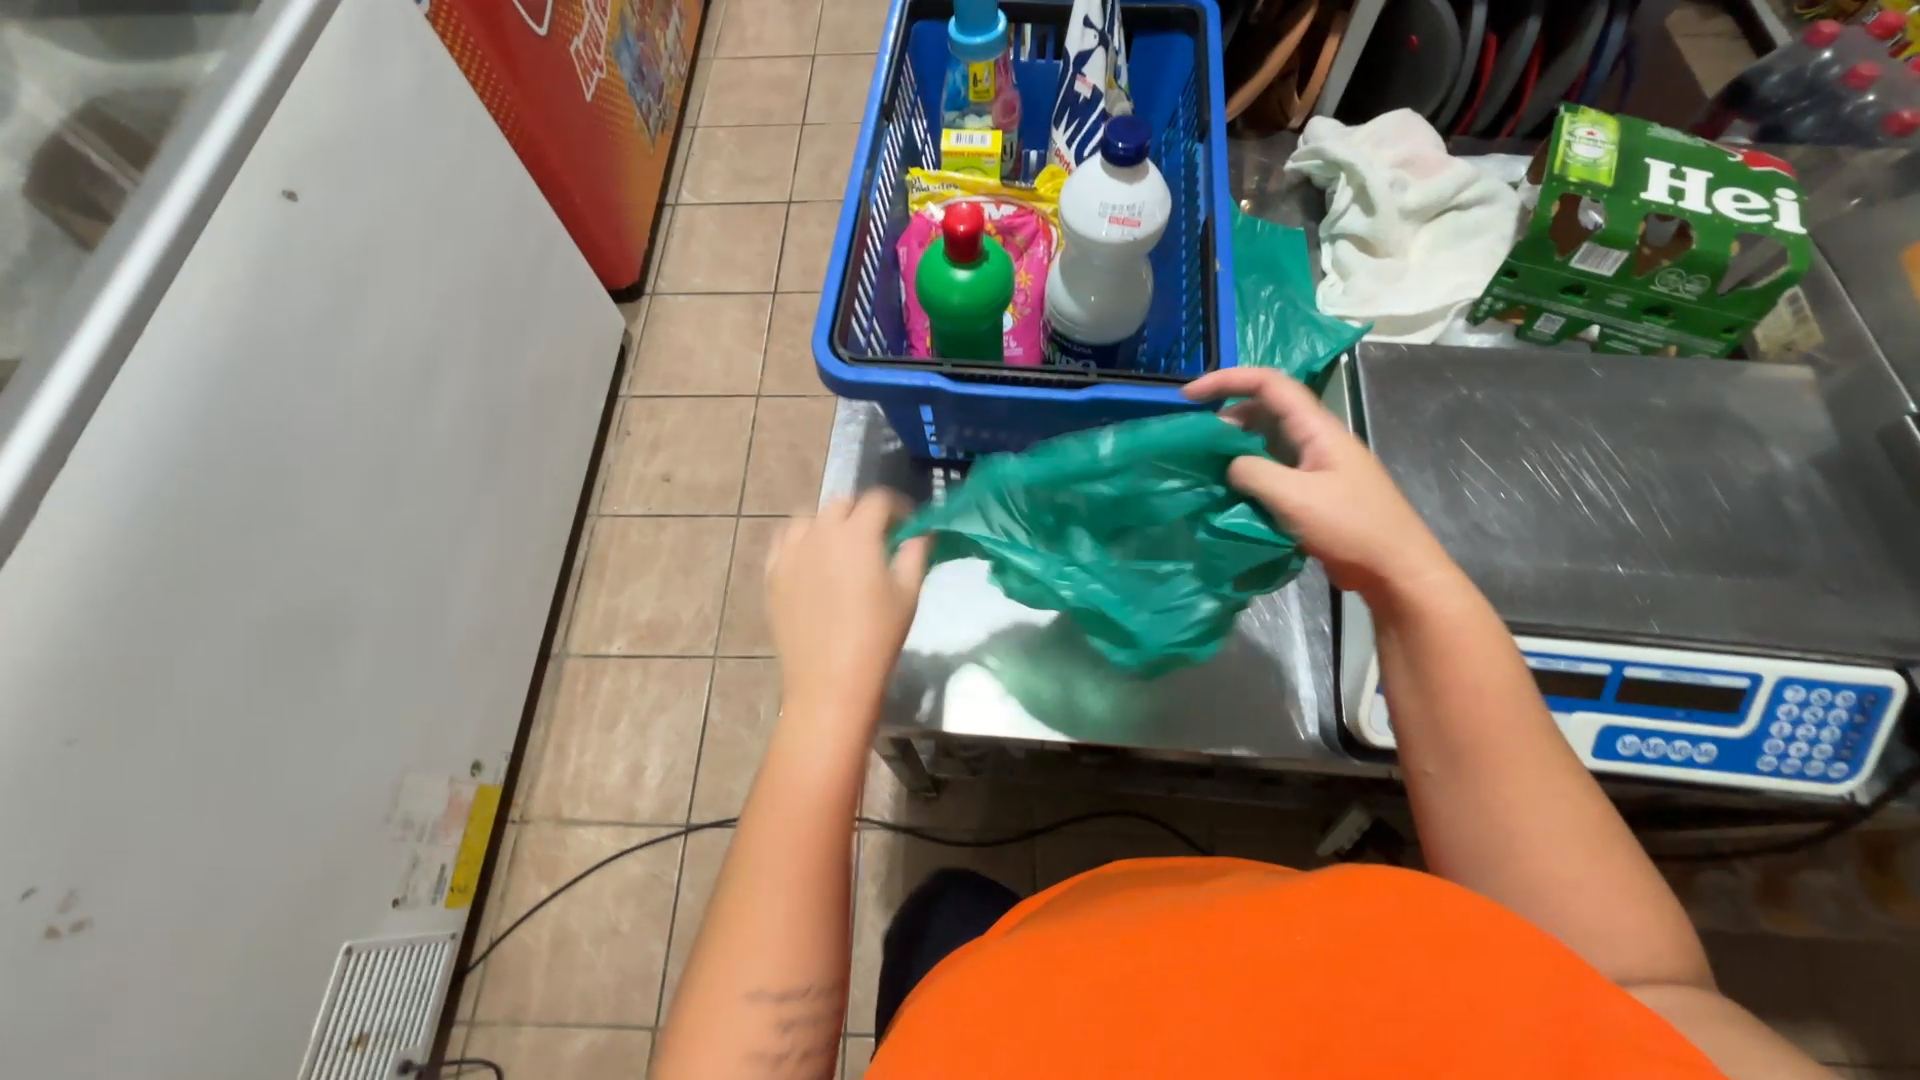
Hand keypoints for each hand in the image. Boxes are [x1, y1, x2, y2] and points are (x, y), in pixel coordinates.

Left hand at [764, 490, 930, 716]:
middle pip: (841, 503)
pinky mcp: (772, 574)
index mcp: (857, 534)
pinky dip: (799, 542)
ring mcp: (790, 552)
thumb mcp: (908, 594)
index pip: (877, 500)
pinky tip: (810, 561)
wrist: (830, 679)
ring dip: (827, 524)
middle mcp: (820, 533)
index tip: (907, 524)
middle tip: (876, 537)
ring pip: (808, 518)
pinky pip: (783, 542)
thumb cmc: (877, 636)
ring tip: (839, 547)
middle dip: (861, 512)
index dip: (896, 507)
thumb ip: (915, 554)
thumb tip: (920, 534)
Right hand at [1185, 368, 1454, 598]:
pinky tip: (1228, 489)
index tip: (1189, 396)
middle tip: (1193, 438)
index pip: (1269, 384)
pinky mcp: (1311, 491)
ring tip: (1204, 463)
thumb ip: (1254, 473)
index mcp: (1317, 428)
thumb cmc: (1352, 527)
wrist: (1395, 568)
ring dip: (1234, 445)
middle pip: (1265, 409)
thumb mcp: (1296, 498)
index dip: (1228, 380)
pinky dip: (1246, 472)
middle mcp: (1315, 439)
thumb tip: (1228, 465)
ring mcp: (1315, 465)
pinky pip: (1272, 469)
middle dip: (1226, 414)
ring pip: (1266, 440)